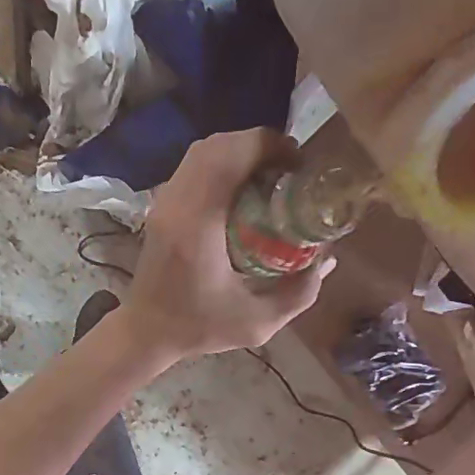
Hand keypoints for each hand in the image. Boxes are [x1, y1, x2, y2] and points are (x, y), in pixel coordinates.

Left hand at [120, 128, 335, 360]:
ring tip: (270, 174)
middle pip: (218, 145)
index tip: (299, 166)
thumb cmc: (198, 327)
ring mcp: (164, 200)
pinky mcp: (161, 204)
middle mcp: (176, 202)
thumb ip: (298, 293)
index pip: (231, 157)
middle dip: (259, 144)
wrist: (146, 330)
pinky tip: (244, 188)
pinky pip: (193, 165)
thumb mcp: (256, 322)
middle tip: (289, 168)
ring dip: (239, 151)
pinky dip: (222, 163)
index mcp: (197, 224)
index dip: (270, 147)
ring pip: (203, 151)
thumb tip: (328, 258)